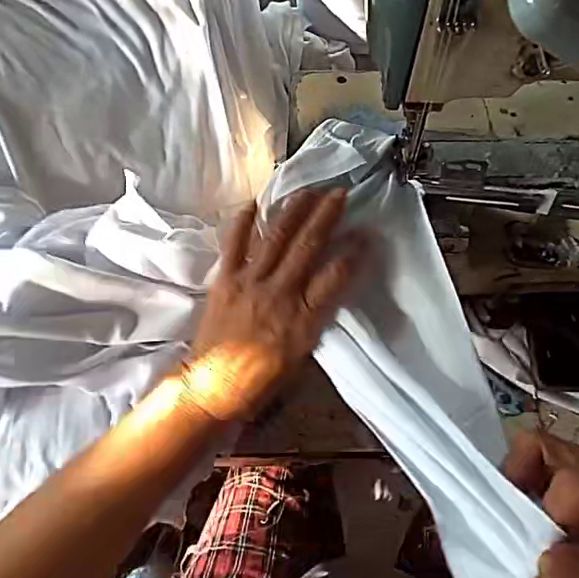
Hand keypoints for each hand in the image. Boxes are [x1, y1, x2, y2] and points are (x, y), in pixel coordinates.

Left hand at [183, 188, 366, 424]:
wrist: (212, 386)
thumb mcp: (302, 356)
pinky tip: (252, 203)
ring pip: (275, 238)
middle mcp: (278, 294)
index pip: (335, 276)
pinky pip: (234, 245)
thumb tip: (328, 293)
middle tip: (340, 193)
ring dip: (294, 211)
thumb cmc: (262, 379)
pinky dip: (242, 222)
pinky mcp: (225, 281)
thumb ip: (316, 320)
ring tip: (307, 190)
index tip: (366, 234)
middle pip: (307, 246)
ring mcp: (249, 283)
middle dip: (326, 216)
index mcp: (302, 318)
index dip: (353, 252)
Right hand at [504, 431, 578, 577]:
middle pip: (542, 459)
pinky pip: (547, 534)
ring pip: (536, 501)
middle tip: (528, 556)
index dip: (552, 506)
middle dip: (526, 508)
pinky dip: (554, 569)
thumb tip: (545, 561)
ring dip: (541, 551)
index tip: (551, 557)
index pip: (574, 470)